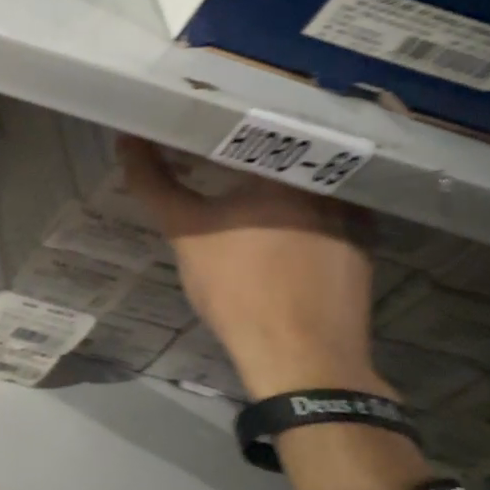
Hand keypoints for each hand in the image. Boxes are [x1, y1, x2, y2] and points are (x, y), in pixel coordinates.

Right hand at [118, 135, 392, 401]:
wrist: (302, 360)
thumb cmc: (238, 286)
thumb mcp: (184, 231)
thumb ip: (154, 182)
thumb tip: (127, 141)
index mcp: (288, 170)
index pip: (247, 130)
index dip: (217, 129)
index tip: (195, 129)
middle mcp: (330, 185)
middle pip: (279, 157)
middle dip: (246, 158)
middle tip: (212, 160)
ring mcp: (354, 220)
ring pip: (305, 188)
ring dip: (275, 188)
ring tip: (241, 193)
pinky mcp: (362, 253)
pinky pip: (325, 218)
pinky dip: (300, 218)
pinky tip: (275, 235)